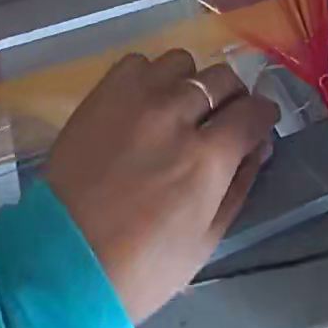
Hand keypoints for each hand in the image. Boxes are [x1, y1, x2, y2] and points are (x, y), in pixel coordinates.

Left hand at [44, 50, 278, 322]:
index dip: (264, 115)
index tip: (260, 122)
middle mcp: (174, 115)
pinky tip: (145, 103)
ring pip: (180, 62)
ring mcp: (134, 99)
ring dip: (190, 82)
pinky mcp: (101, 94)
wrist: (63, 258)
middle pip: (221, 78)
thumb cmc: (142, 266)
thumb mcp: (206, 238)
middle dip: (233, 97)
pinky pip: (137, 62)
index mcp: (206, 157)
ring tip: (180, 107)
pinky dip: (149, 76)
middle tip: (223, 118)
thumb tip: (258, 146)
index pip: (252, 112)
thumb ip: (239, 184)